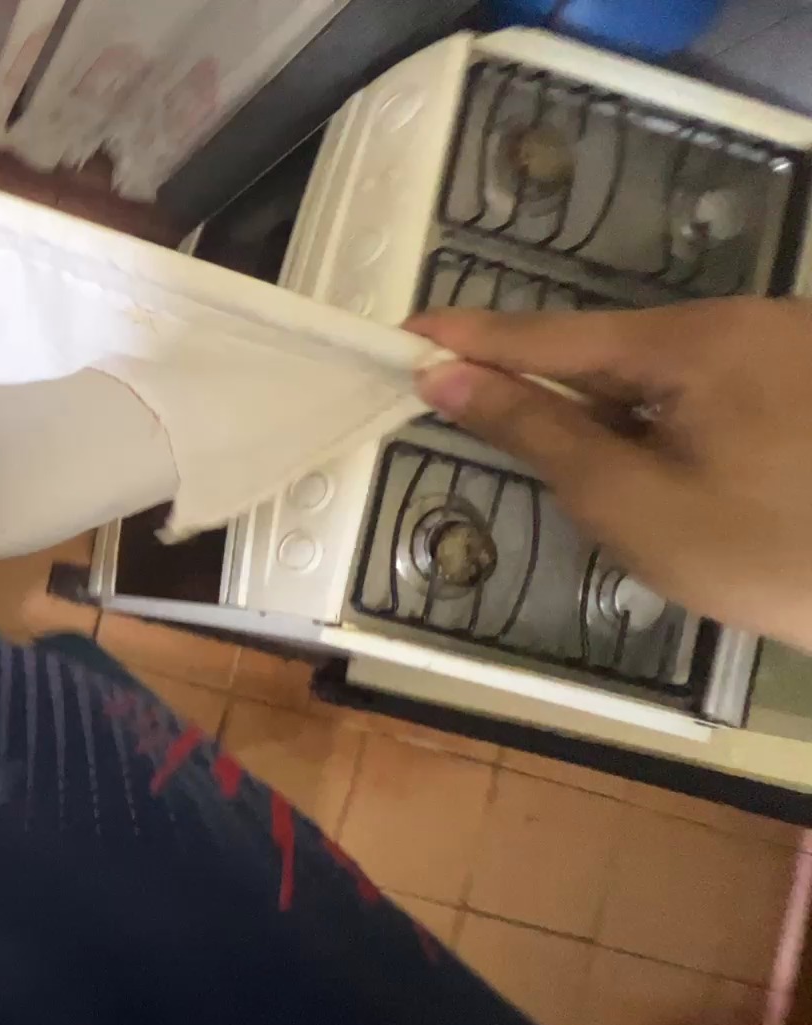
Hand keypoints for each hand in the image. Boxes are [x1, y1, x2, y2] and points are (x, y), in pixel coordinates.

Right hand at [407, 299, 811, 650]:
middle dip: (526, 380)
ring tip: (563, 460)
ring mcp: (785, 348)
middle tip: (457, 410)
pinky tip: (638, 463)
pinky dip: (635, 417)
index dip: (464, 338)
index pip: (547, 334)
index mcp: (703, 343)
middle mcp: (748, 324)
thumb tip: (442, 377)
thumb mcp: (623, 497)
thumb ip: (528, 428)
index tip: (399, 335)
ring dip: (585, 407)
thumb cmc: (772, 553)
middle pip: (596, 347)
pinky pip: (686, 385)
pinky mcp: (803, 379)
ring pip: (639, 369)